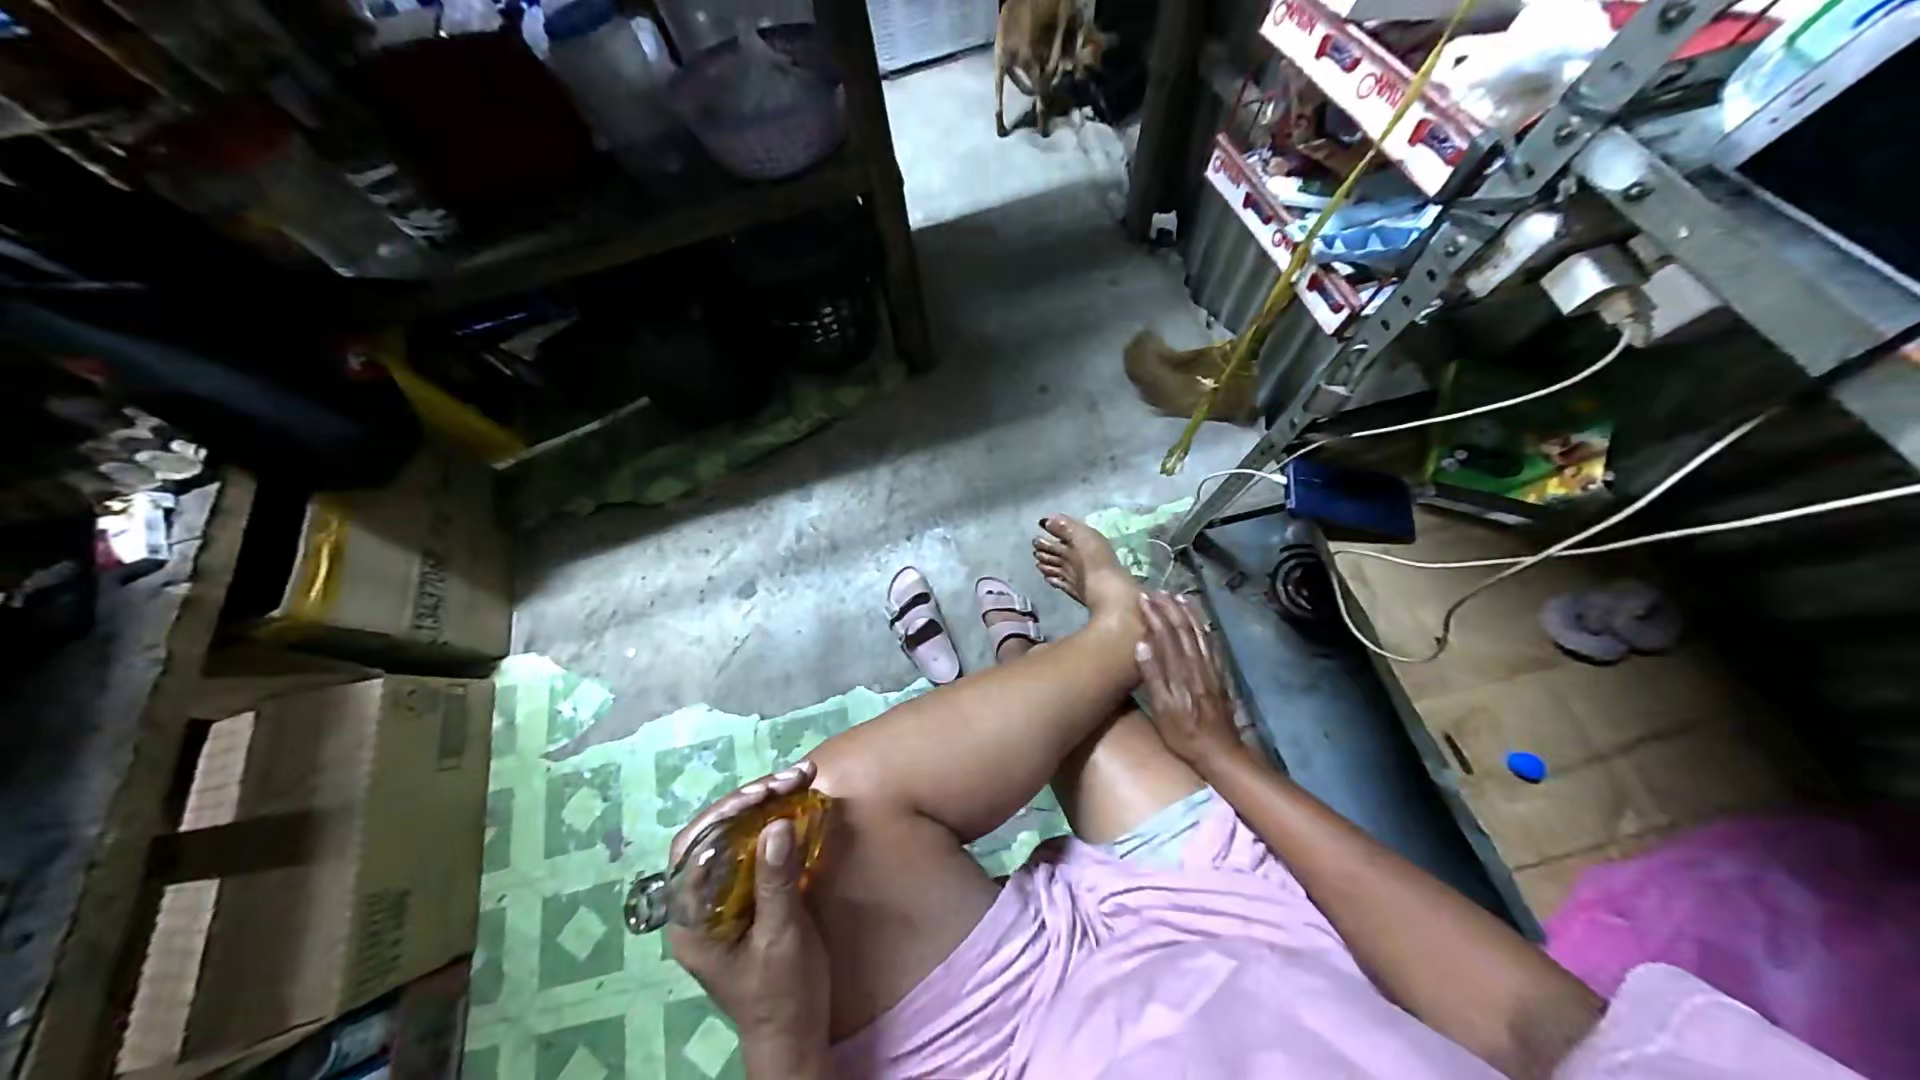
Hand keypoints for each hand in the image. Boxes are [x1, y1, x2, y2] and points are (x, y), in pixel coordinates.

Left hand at [667, 763, 830, 1077]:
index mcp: (691, 917)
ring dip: (767, 805)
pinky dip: (778, 823)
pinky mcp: (749, 892)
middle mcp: (701, 900)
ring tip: (800, 779)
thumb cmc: (782, 995)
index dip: (724, 814)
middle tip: (791, 778)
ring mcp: (725, 895)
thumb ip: (775, 883)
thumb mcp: (781, 939)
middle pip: (716, 833)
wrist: (796, 1035)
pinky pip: (756, 847)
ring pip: (737, 835)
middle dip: (751, 801)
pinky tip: (800, 804)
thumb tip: (776, 825)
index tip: (762, 794)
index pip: (694, 848)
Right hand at [1136, 592, 1241, 770]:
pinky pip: (1212, 645)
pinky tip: (1200, 622)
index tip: (1142, 598)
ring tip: (1177, 598)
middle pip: (1183, 630)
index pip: (1165, 636)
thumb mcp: (1162, 710)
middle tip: (1157, 592)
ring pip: (1199, 634)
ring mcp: (1211, 670)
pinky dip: (1204, 629)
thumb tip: (1140, 645)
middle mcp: (1197, 665)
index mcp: (1180, 672)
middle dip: (1169, 608)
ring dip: (1187, 614)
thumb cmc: (1183, 735)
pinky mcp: (1219, 676)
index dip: (1154, 615)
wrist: (1220, 753)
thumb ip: (1152, 677)